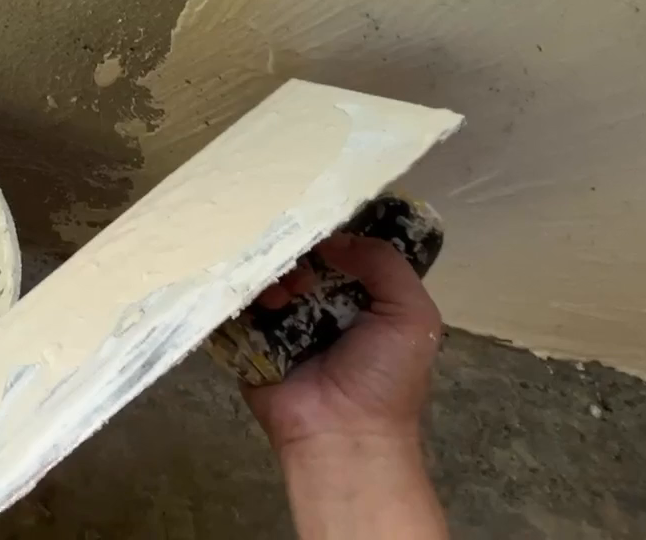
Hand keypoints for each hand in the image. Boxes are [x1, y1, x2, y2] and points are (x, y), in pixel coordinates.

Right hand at [242, 234, 442, 454]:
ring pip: (262, 273)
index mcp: (353, 294)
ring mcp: (275, 315)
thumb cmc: (383, 378)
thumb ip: (384, 266)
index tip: (312, 212)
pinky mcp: (244, 331)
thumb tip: (331, 238)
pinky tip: (262, 303)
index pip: (333, 246)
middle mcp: (312, 300)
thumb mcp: (411, 317)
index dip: (324, 228)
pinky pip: (234, 298)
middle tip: (297, 260)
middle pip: (292, 255)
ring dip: (270, 274)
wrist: (342, 434)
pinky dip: (241, 291)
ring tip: (283, 295)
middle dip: (293, 250)